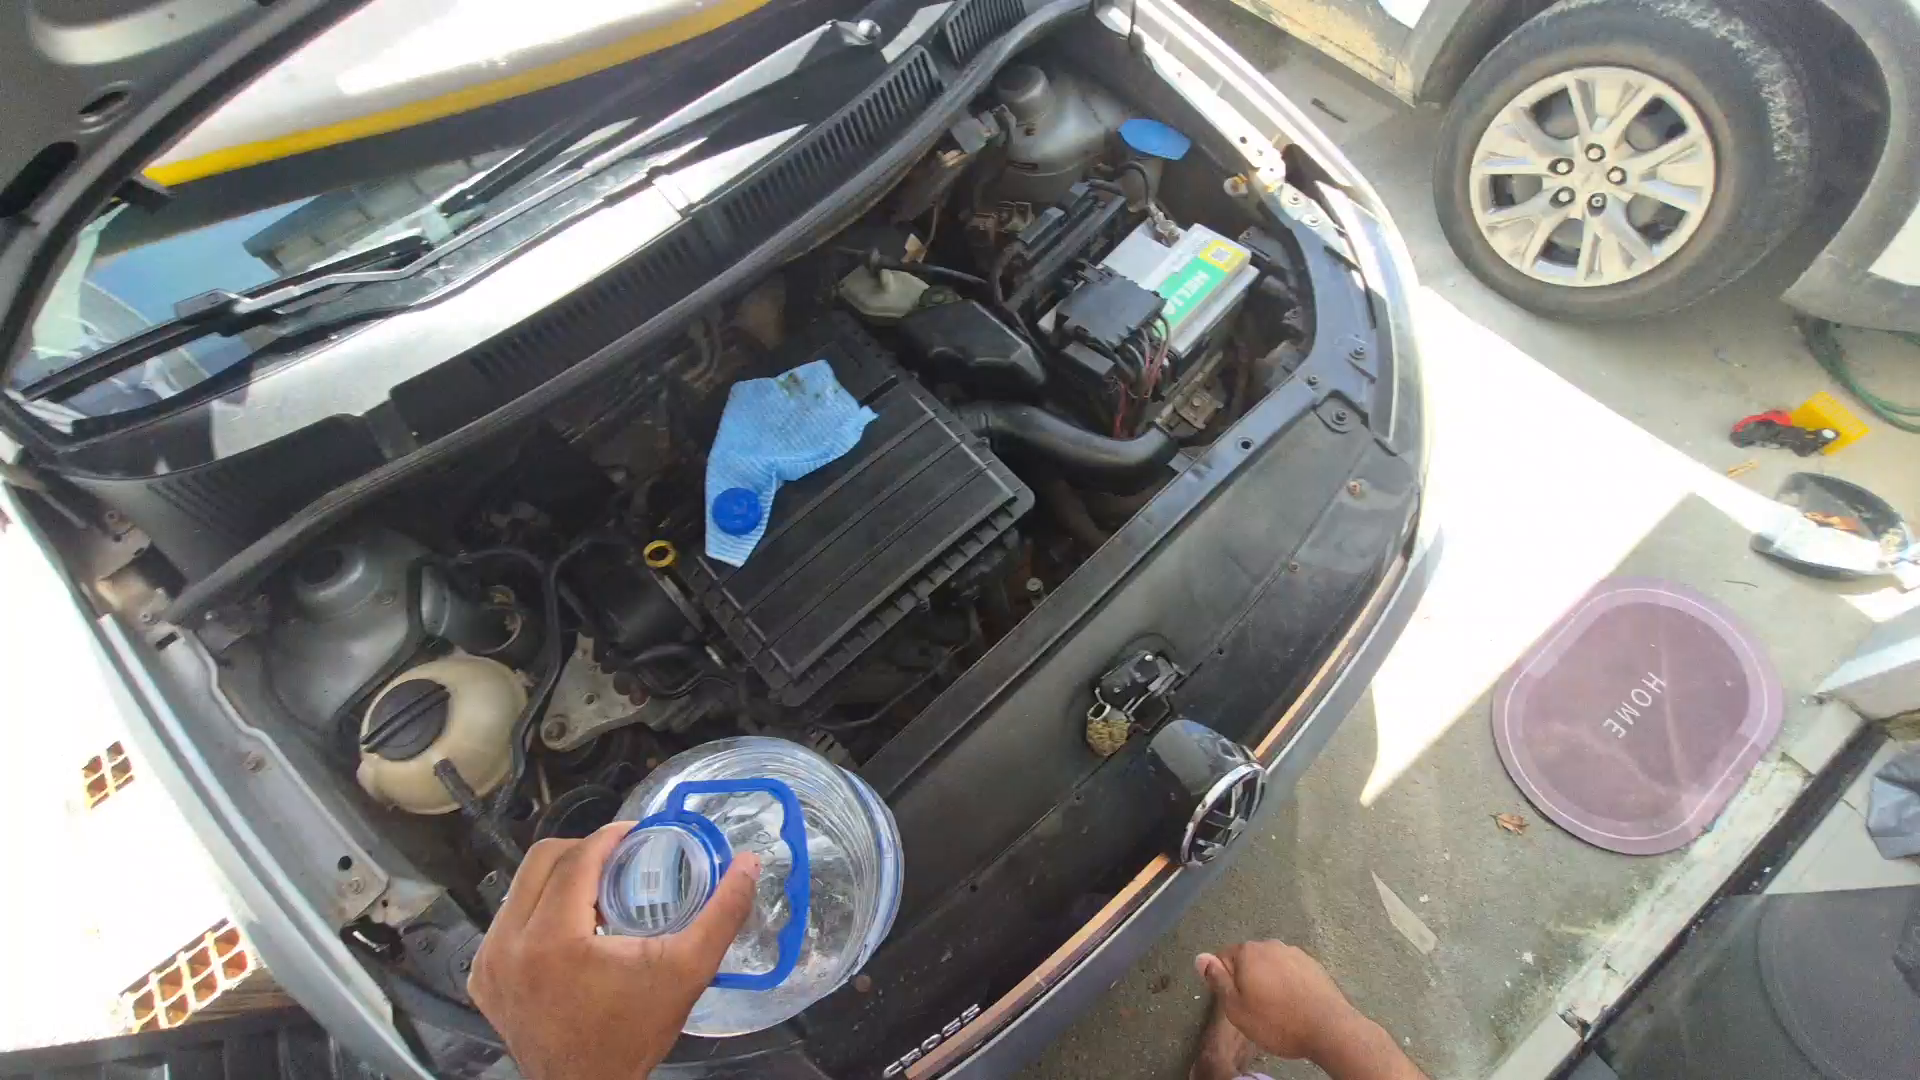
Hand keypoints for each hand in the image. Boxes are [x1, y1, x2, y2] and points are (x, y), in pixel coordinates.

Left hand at [468, 821, 760, 1079]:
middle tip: (623, 858)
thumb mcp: (688, 970)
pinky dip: (540, 902)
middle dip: (585, 848)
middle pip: (542, 861)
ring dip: (562, 873)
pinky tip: (573, 918)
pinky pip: (509, 915)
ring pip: (522, 884)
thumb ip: (722, 912)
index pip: (576, 860)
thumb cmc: (634, 1031)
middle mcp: (508, 946)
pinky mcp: (482, 979)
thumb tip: (750, 862)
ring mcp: (488, 964)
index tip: (640, 834)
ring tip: (602, 885)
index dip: (610, 836)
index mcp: (552, 940)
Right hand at [1194, 942, 1426, 1079]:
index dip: (1226, 980)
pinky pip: (1292, 971)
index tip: (1236, 1002)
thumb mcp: (1237, 1009)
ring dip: (1270, 980)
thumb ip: (1217, 980)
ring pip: (1272, 965)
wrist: (1330, 1029)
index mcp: (1247, 951)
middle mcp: (1269, 944)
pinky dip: (1290, 983)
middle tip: (1256, 1008)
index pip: (1224, 957)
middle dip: (1249, 978)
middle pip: (1249, 959)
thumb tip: (1199, 957)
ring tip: (1279, 1008)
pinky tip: (1296, 1004)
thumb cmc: (1277, 1021)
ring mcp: (1294, 953)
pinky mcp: (1314, 965)